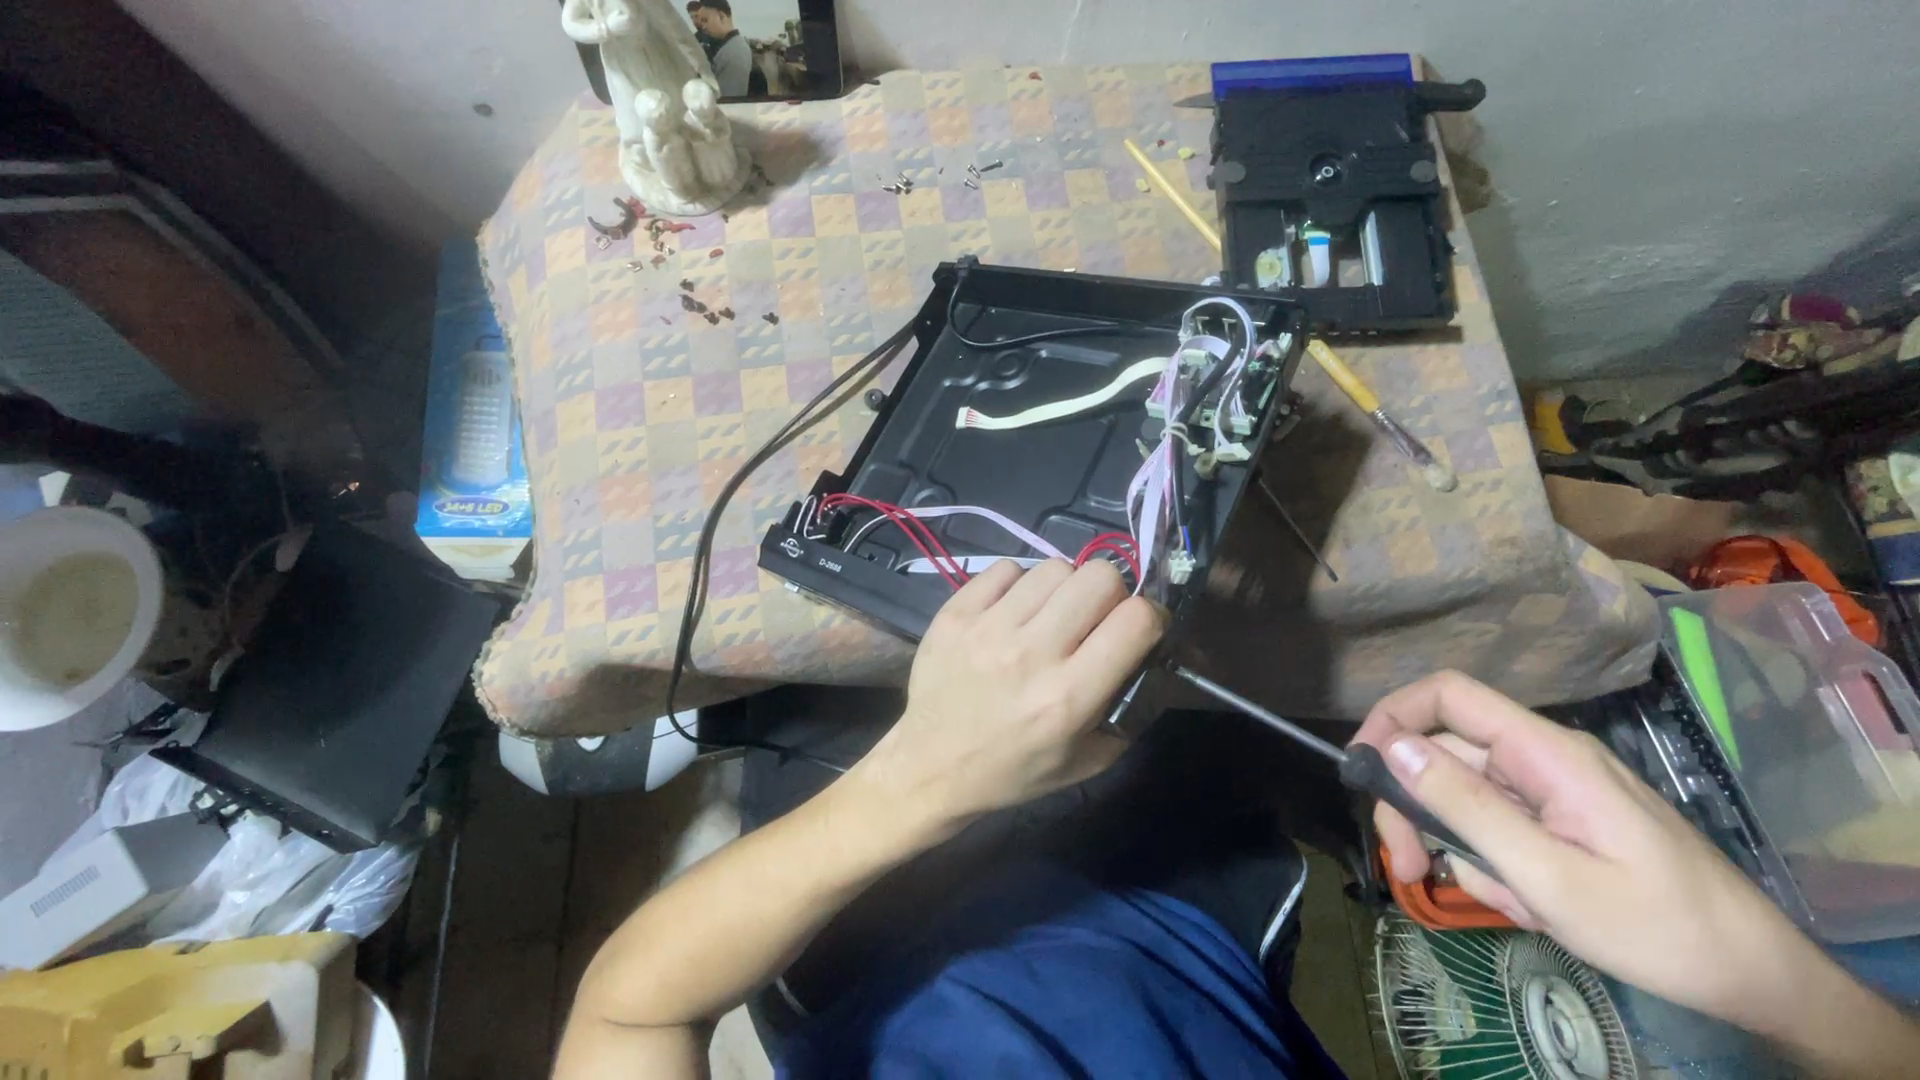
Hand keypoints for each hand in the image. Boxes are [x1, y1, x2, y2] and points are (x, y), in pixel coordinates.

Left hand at [851, 559, 1164, 831]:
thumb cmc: (1016, 770)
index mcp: (1068, 697)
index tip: (1139, 629)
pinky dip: (1018, 585)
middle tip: (1094, 617)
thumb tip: (1152, 652)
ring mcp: (987, 630)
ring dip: (1063, 589)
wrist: (932, 766)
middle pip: (1098, 576)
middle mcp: (1029, 656)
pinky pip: (1006, 569)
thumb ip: (1129, 708)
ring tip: (1049, 616)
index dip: (1150, 617)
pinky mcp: (954, 614)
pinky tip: (1012, 613)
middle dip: (1110, 593)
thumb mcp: (1088, 759)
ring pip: (1053, 567)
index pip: (1136, 619)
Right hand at [1351, 671, 1838, 1036]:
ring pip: (1465, 798)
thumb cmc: (1658, 927)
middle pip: (1444, 755)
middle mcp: (1542, 758)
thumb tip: (1392, 746)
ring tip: (1501, 901)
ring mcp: (1551, 790)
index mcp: (1545, 753)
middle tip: (1407, 869)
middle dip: (1413, 809)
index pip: (1447, 696)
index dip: (1393, 717)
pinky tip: (1526, 904)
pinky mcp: (1558, 820)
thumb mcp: (1549, 876)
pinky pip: (1497, 827)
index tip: (1361, 770)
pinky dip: (1493, 864)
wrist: (1758, 978)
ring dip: (1459, 847)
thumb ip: (1467, 806)